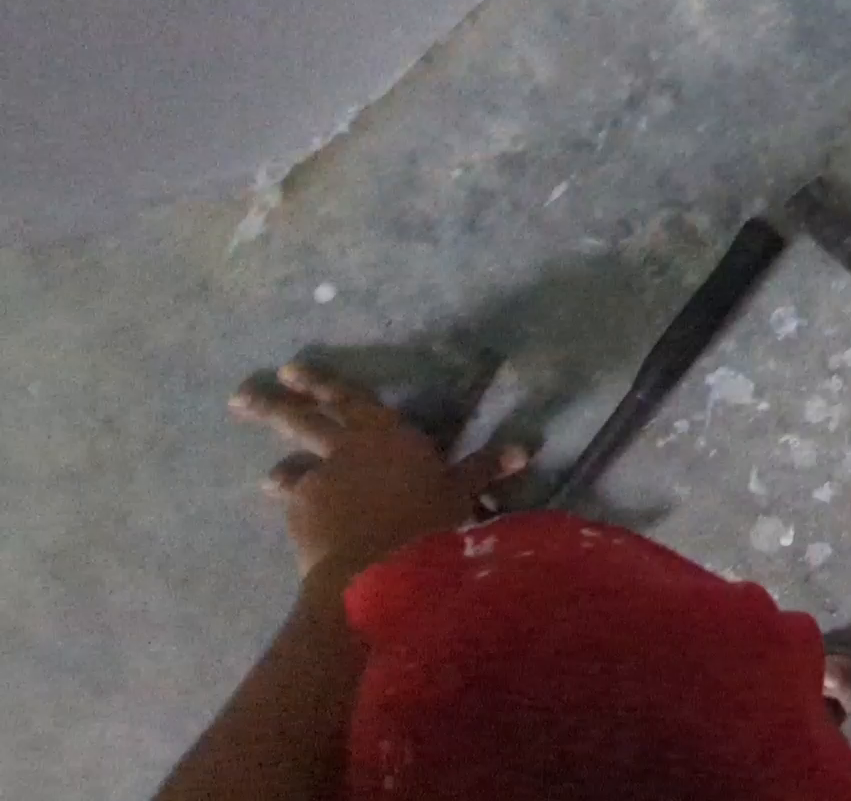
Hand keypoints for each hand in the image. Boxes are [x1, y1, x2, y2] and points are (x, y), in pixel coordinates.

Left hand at [230, 363, 525, 584]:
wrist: (377, 565)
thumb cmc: (428, 516)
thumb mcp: (462, 490)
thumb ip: (484, 468)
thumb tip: (525, 448)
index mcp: (387, 434)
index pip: (351, 399)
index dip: (324, 382)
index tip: (293, 368)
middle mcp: (346, 450)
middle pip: (304, 421)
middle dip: (273, 406)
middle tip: (242, 395)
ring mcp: (318, 484)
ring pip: (293, 466)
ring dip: (285, 469)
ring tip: (273, 476)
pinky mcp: (301, 517)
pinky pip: (296, 504)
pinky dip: (299, 506)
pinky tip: (302, 517)